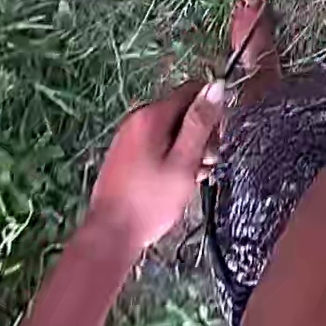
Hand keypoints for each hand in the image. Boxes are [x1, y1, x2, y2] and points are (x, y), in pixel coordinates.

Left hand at [86, 79, 226, 250]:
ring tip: (194, 176)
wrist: (108, 239)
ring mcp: (129, 137)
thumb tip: (216, 86)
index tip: (216, 138)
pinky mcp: (125, 155)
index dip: (211, 109)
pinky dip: (172, 155)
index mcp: (152, 115)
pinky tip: (177, 180)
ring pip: (172, 129)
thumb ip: (200, 122)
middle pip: (182, 110)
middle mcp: (138, 118)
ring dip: (188, 147)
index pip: (192, 90)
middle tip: (207, 162)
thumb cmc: (150, 201)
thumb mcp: (183, 161)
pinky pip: (157, 143)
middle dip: (200, 132)